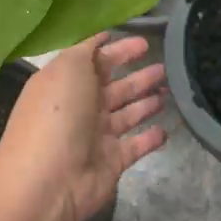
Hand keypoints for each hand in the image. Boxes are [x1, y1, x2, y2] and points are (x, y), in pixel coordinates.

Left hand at [0, 33, 167, 220]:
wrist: (47, 182)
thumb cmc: (57, 116)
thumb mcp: (67, 68)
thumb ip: (87, 50)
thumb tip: (103, 37)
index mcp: (67, 84)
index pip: (97, 62)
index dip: (119, 50)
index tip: (146, 42)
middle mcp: (82, 108)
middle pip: (116, 88)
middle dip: (140, 76)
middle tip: (167, 67)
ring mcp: (97, 136)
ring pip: (129, 113)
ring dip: (148, 102)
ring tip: (172, 90)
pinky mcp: (113, 161)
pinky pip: (137, 144)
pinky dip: (151, 137)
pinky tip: (167, 128)